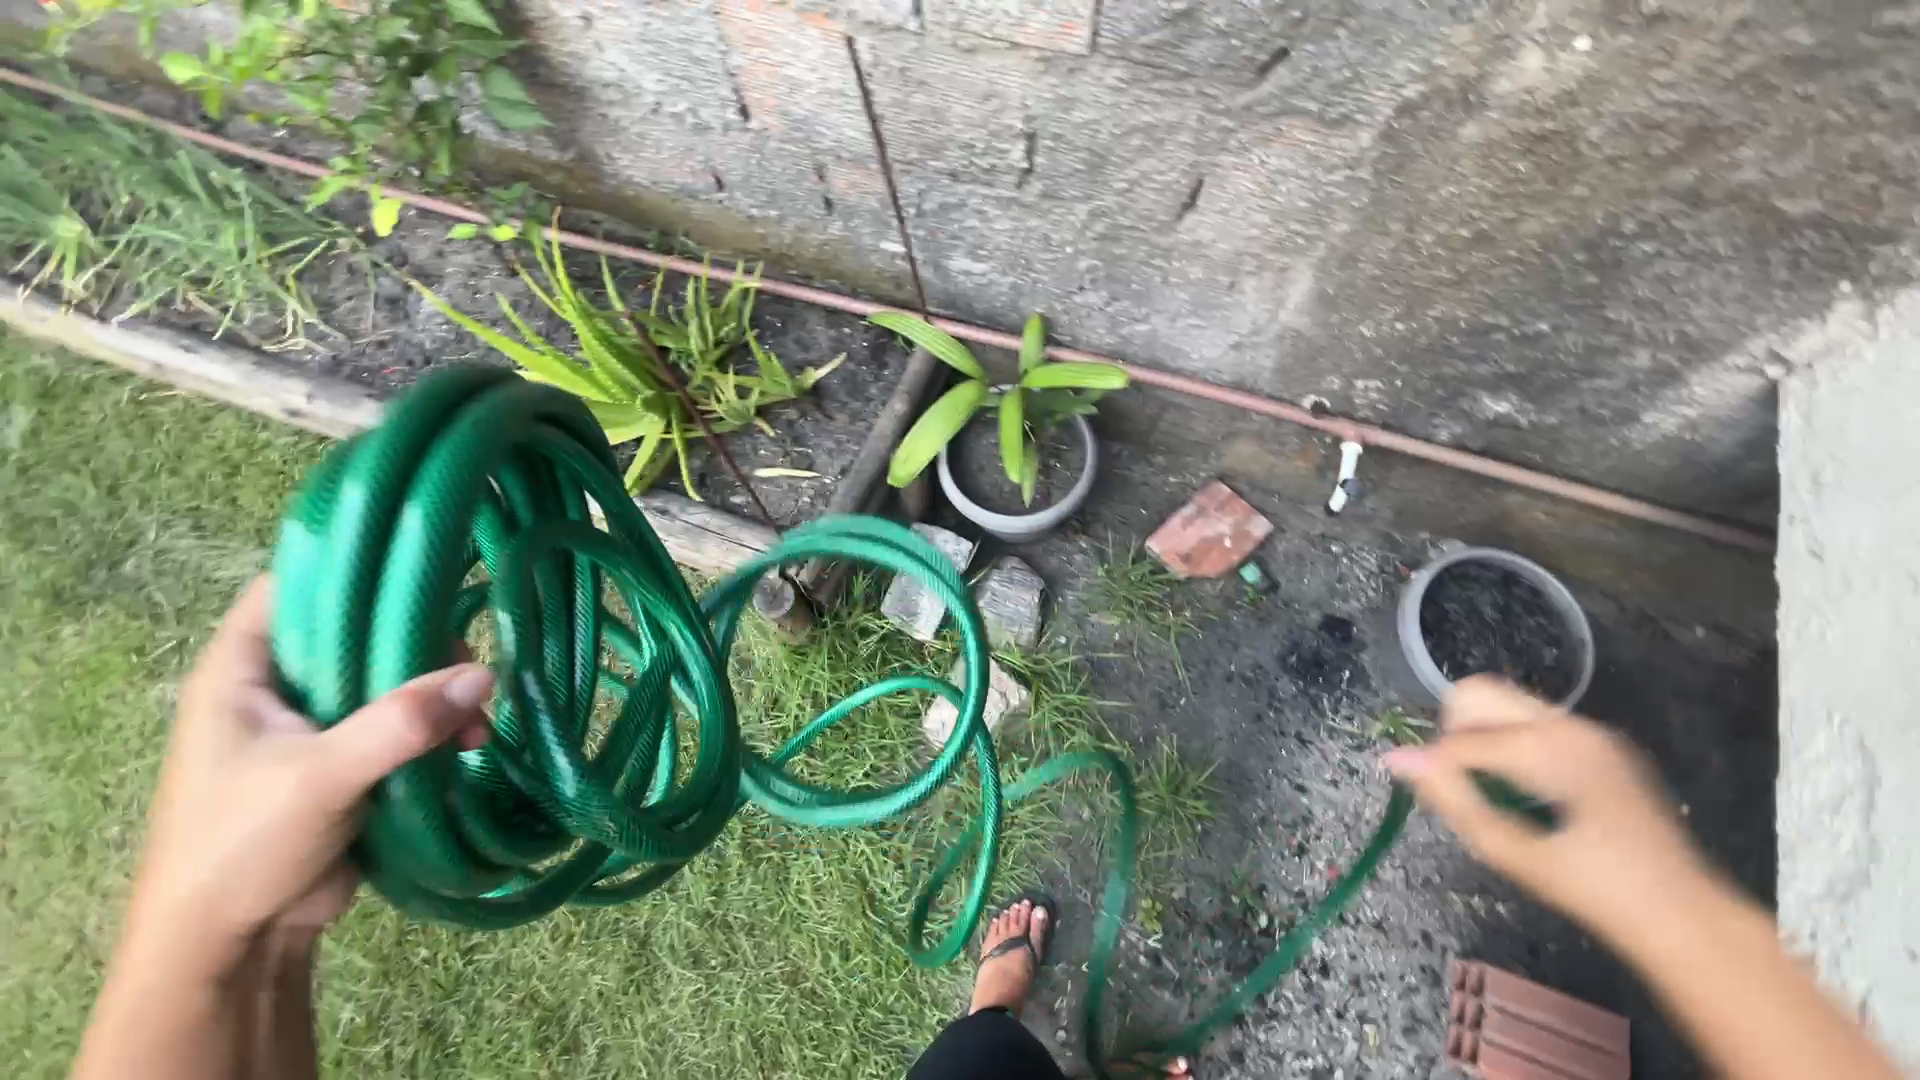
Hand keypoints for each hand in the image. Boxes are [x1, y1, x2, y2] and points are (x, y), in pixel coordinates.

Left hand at [126, 576, 493, 971]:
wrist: (238, 940)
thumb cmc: (241, 846)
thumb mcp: (319, 777)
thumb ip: (399, 723)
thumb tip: (484, 675)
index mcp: (242, 673)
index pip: (289, 589)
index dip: (346, 568)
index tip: (416, 566)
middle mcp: (280, 688)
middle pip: (356, 630)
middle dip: (417, 640)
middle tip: (463, 657)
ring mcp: (318, 723)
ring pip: (389, 676)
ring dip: (438, 689)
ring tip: (476, 714)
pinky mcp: (352, 757)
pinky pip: (405, 719)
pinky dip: (440, 724)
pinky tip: (471, 741)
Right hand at [1383, 676, 1713, 941]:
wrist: (1686, 914)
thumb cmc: (1592, 889)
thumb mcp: (1509, 850)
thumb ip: (1450, 798)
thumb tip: (1395, 759)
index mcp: (1549, 749)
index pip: (1460, 739)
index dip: (1433, 766)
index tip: (1423, 793)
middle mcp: (1570, 725)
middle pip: (1479, 693)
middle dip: (1454, 733)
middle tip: (1461, 783)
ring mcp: (1591, 731)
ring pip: (1504, 705)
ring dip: (1482, 739)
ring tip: (1492, 792)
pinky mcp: (1601, 744)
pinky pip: (1533, 723)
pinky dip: (1510, 745)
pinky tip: (1525, 792)